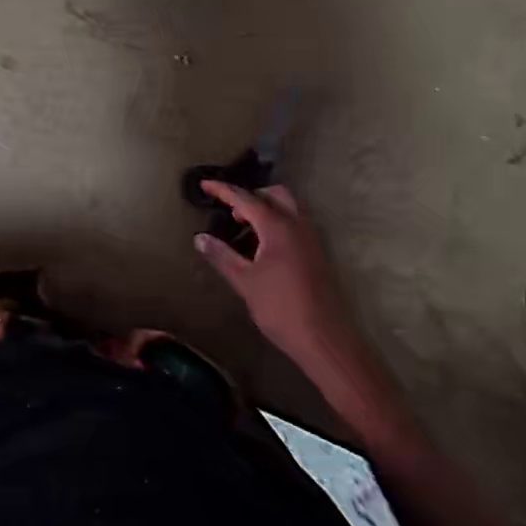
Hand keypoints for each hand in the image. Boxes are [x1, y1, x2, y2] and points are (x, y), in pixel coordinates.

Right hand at [194, 180, 356, 367]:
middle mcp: (298, 226)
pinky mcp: (317, 255)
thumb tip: (200, 238)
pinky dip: (277, 222)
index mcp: (277, 227)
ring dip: (266, 208)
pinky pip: (296, 224)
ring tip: (243, 225)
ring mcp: (311, 240)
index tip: (204, 184)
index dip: (223, 190)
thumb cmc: (281, 308)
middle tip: (230, 208)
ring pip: (289, 208)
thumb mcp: (244, 282)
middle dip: (251, 194)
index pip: (246, 199)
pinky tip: (263, 244)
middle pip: (275, 194)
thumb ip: (221, 255)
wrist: (325, 341)